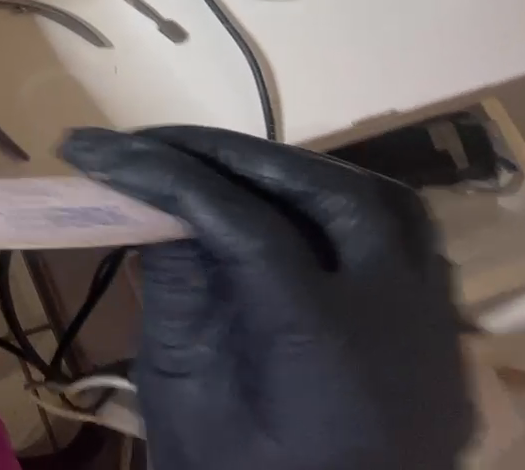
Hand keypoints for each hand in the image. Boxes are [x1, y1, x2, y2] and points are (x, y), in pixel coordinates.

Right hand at [60, 126, 472, 469]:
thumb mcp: (179, 382)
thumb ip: (175, 284)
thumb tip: (145, 201)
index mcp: (329, 353)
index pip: (246, 224)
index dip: (162, 174)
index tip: (91, 151)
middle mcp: (403, 331)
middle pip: (332, 196)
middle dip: (228, 153)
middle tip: (148, 143)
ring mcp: (434, 332)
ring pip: (384, 206)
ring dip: (287, 168)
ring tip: (206, 160)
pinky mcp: (432, 334)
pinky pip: (395, 240)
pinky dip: (322, 202)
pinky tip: (261, 201)